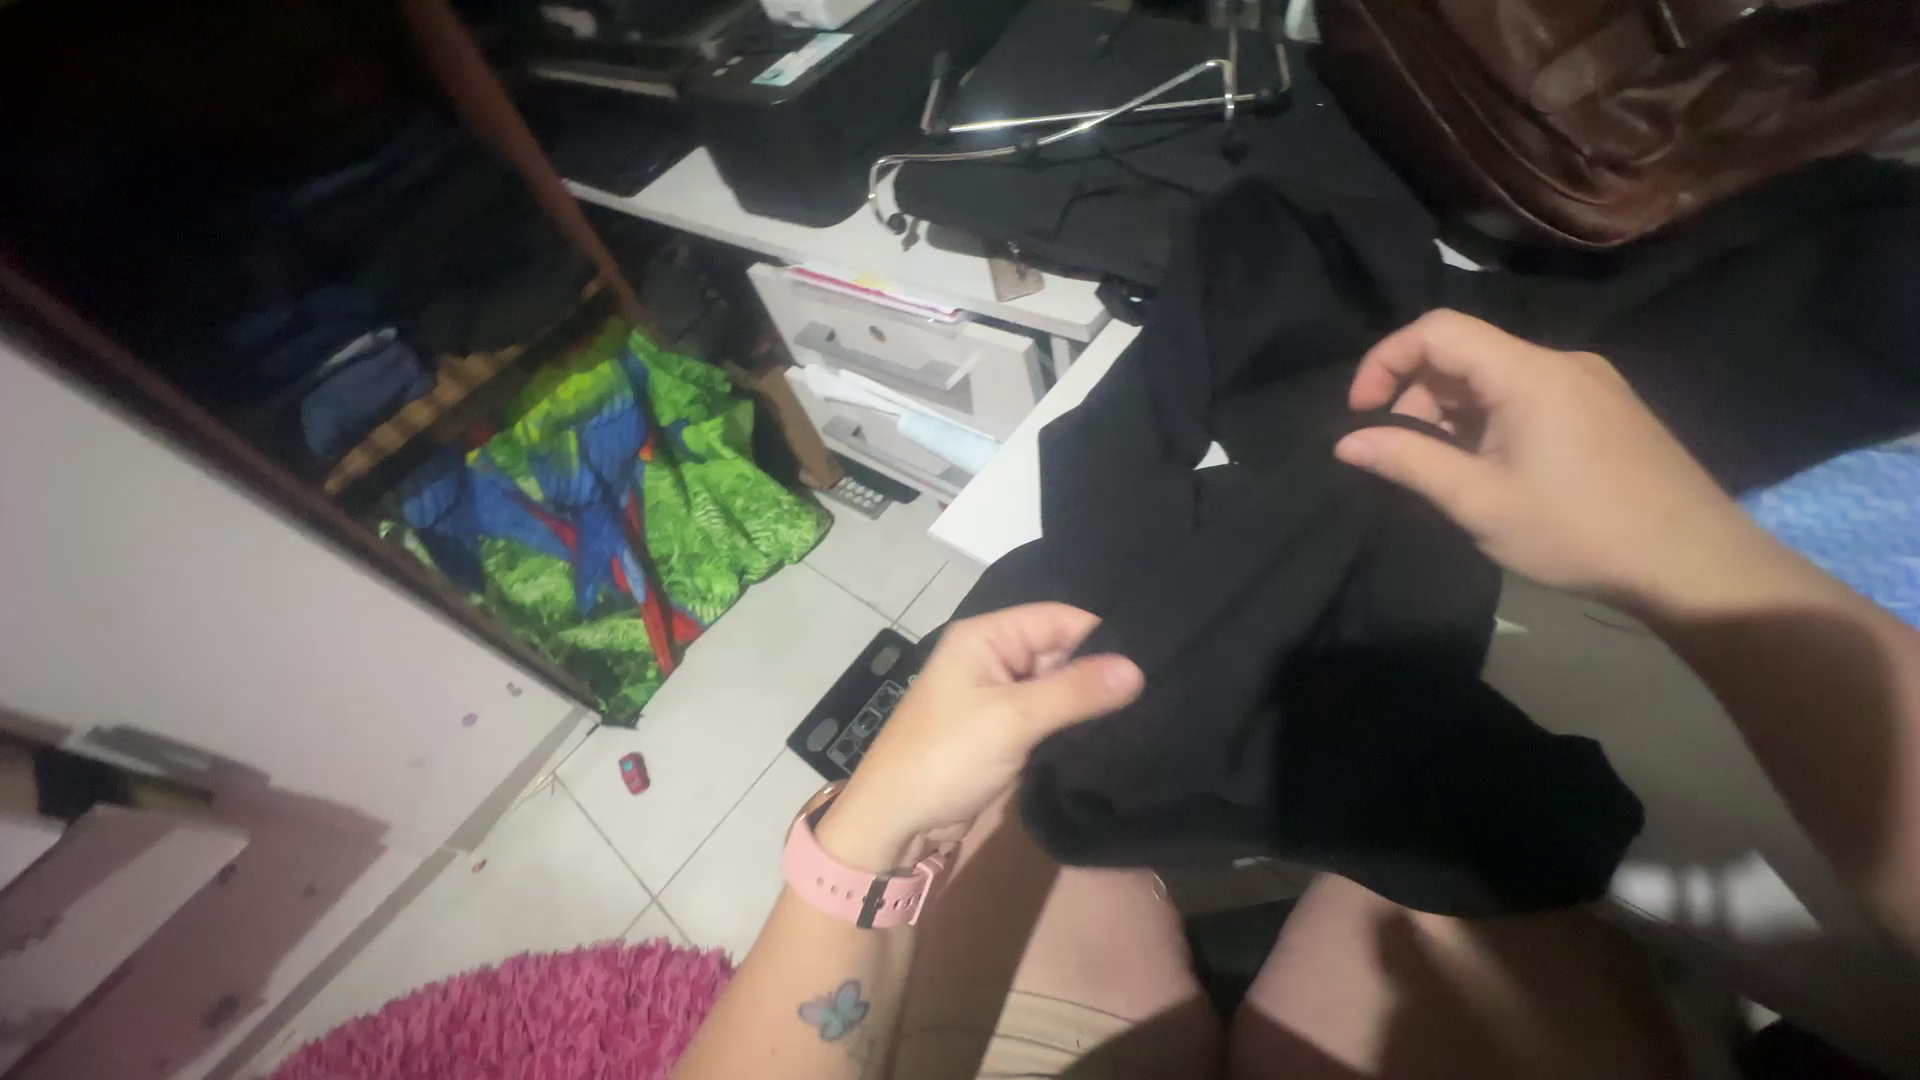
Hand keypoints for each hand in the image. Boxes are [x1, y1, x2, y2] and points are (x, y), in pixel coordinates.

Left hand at [815, 603, 1142, 870]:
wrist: (896, 821)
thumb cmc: (947, 756)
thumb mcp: (1013, 719)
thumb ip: (1075, 691)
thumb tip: (1137, 669)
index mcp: (986, 635)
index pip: (1057, 617)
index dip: (1102, 634)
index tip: (1152, 657)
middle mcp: (992, 655)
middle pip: (1058, 648)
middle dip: (1098, 667)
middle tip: (1154, 688)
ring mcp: (996, 692)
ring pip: (1055, 683)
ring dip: (1087, 698)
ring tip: (1142, 708)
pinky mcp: (1002, 727)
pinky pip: (1045, 713)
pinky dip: (1070, 721)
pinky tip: (1108, 730)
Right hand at [1332, 310, 1772, 609]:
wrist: (1694, 565)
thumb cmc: (1576, 531)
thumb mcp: (1476, 500)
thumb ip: (1406, 462)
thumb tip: (1345, 443)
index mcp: (1530, 374)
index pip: (1437, 331)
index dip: (1385, 362)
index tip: (1360, 414)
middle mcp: (1560, 363)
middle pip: (1462, 354)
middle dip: (1414, 398)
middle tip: (1402, 457)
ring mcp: (1586, 384)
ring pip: (1489, 378)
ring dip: (1448, 416)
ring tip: (1446, 474)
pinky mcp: (1599, 408)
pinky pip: (1520, 396)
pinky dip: (1483, 423)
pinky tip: (1487, 470)